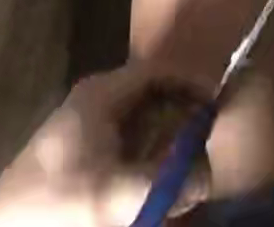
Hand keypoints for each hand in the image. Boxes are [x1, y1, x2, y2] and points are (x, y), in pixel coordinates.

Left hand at [0, 64, 206, 226]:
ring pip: (143, 125)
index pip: (159, 71)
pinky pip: (128, 149)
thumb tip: (206, 172)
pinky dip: (147, 164)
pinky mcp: (83, 156)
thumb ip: (167, 182)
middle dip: (182, 121)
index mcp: (103, 92)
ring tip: (184, 173)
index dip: (190, 85)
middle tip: (204, 149)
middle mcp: (98, 101)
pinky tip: (154, 189)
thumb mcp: (116, 195)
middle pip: (154, 97)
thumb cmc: (56, 202)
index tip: (216, 110)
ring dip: (166, 147)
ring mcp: (89, 127)